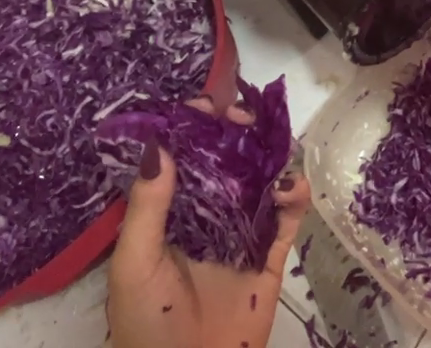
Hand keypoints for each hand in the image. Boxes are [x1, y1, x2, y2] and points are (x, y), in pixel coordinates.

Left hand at [106, 105, 310, 347]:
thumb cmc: (150, 326)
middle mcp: (207, 215)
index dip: (194, 127)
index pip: (184, 158)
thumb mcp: (136, 266)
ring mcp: (241, 233)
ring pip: (260, 179)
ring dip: (270, 155)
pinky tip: (292, 187)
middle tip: (245, 119)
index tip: (206, 104)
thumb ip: (148, 207)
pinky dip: (295, 195)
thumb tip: (159, 143)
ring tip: (274, 142)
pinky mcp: (270, 254)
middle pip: (226, 160)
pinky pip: (287, 217)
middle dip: (237, 133)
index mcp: (171, 215)